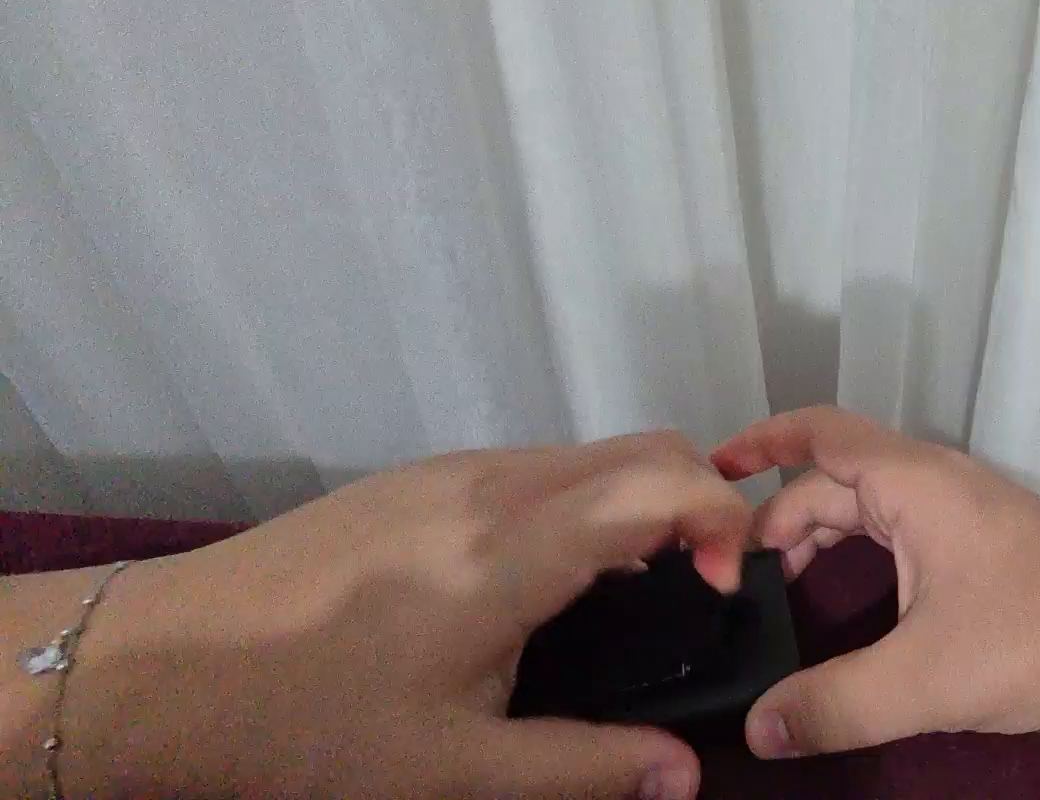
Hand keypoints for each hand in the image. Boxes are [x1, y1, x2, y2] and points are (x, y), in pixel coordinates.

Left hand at [63, 433, 749, 799]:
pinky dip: (601, 494)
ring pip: (608, 449)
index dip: (721, 519)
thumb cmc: (305, 722)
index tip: (720, 583)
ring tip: (638, 575)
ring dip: (653, 495)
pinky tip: (559, 566)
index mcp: (517, 549)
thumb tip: (686, 775)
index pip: (664, 485)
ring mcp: (473, 464)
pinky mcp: (444, 467)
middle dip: (704, 497)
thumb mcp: (444, 771)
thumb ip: (580, 768)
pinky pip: (559, 462)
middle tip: (698, 576)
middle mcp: (509, 483)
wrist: (144, 661)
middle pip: (655, 447)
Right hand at [710, 407, 1039, 757]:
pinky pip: (899, 529)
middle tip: (730, 578)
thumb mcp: (927, 678)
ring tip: (776, 590)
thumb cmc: (1039, 635)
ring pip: (869, 506)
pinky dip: (858, 550)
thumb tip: (757, 731)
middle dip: (779, 518)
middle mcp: (933, 481)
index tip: (709, 469)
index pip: (821, 433)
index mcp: (913, 482)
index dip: (761, 441)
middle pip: (836, 478)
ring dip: (819, 536)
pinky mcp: (980, 540)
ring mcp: (962, 509)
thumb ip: (835, 706)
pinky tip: (848, 596)